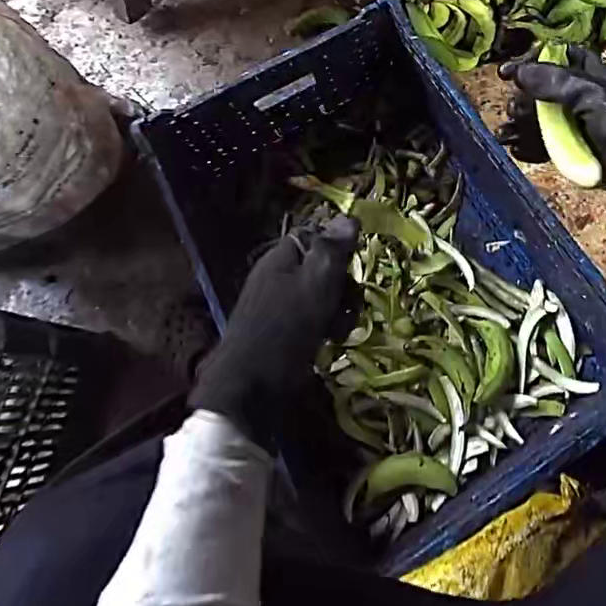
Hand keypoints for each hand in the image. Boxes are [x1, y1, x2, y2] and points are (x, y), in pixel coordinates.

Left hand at [189, 215, 360, 446]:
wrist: (251, 388)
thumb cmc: (285, 328)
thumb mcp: (315, 282)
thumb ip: (333, 249)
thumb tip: (349, 217)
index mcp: (282, 257)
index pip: (319, 236)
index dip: (340, 247)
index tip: (354, 265)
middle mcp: (280, 276)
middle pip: (325, 267)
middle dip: (344, 284)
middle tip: (349, 303)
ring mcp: (281, 305)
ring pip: (325, 295)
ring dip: (341, 309)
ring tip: (341, 328)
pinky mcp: (286, 331)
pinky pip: (316, 318)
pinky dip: (329, 326)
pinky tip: (333, 341)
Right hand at [500, 45, 605, 239]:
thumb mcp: (594, 98)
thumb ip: (556, 82)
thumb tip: (517, 72)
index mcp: (594, 77)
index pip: (560, 58)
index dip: (535, 61)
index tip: (510, 73)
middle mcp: (585, 99)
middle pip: (544, 93)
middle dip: (523, 100)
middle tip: (511, 111)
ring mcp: (581, 127)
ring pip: (543, 122)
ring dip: (521, 127)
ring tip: (505, 135)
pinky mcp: (579, 153)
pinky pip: (548, 148)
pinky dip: (530, 148)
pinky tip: (517, 150)